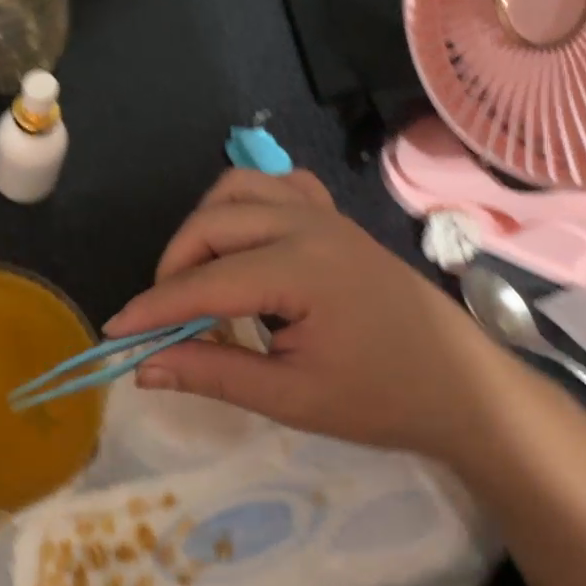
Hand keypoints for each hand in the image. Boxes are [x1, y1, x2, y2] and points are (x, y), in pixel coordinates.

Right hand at [104, 168, 519, 462]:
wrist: (471, 392)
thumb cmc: (384, 399)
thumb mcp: (292, 398)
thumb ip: (212, 373)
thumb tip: (142, 367)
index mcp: (302, 270)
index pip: (205, 282)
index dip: (153, 308)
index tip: (115, 333)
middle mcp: (308, 225)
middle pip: (211, 223)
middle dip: (175, 266)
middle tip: (170, 317)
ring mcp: (325, 214)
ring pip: (237, 189)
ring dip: (205, 226)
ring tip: (202, 276)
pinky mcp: (335, 217)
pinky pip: (276, 185)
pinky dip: (246, 204)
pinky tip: (247, 242)